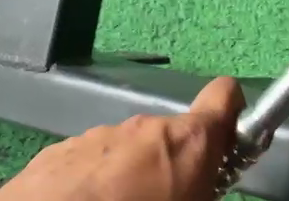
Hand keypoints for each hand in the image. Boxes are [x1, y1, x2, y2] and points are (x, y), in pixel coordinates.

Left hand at [0, 76, 243, 200]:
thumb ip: (205, 192)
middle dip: (170, 171)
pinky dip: (89, 189)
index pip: (226, 97)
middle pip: (171, 139)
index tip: (231, 145)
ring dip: (128, 181)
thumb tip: (204, 190)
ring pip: (126, 154)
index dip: (233, 115)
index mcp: (187, 144)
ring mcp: (98, 137)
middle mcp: (145, 128)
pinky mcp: (56, 154)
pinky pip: (87, 167)